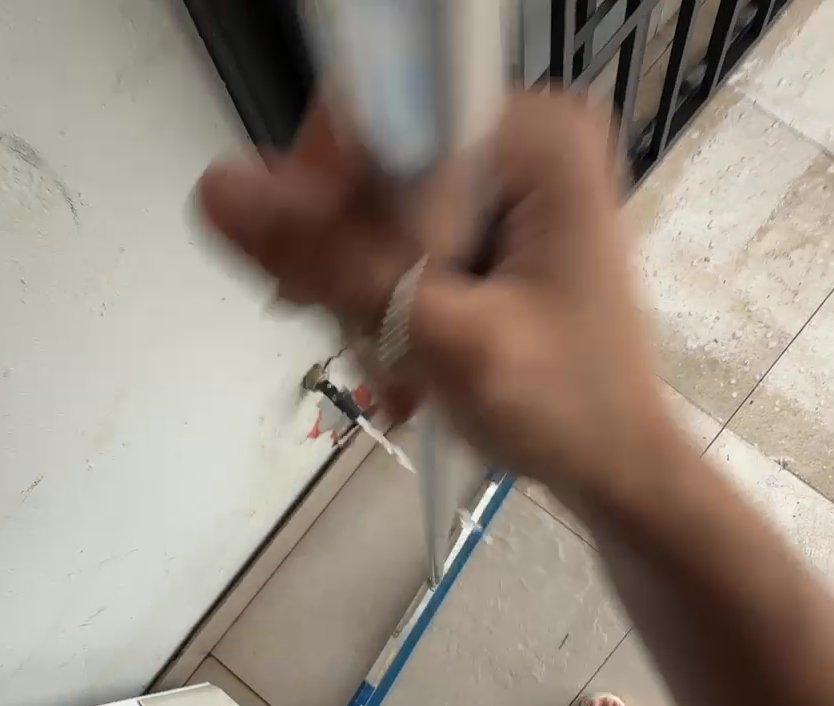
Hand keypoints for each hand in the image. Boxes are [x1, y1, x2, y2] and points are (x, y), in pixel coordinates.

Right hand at [196, 91, 679, 509]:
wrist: (613, 466)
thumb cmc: (565, 412)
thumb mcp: (448, 341)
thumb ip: (338, 267)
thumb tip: (220, 189)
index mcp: (535, 136)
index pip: (380, 111)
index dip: (328, 193)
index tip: (316, 283)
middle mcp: (520, 141)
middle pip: (373, 170)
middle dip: (354, 270)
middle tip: (375, 349)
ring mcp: (504, 189)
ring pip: (375, 219)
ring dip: (367, 306)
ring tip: (401, 375)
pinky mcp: (489, 232)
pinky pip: (397, 250)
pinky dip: (387, 314)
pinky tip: (407, 367)